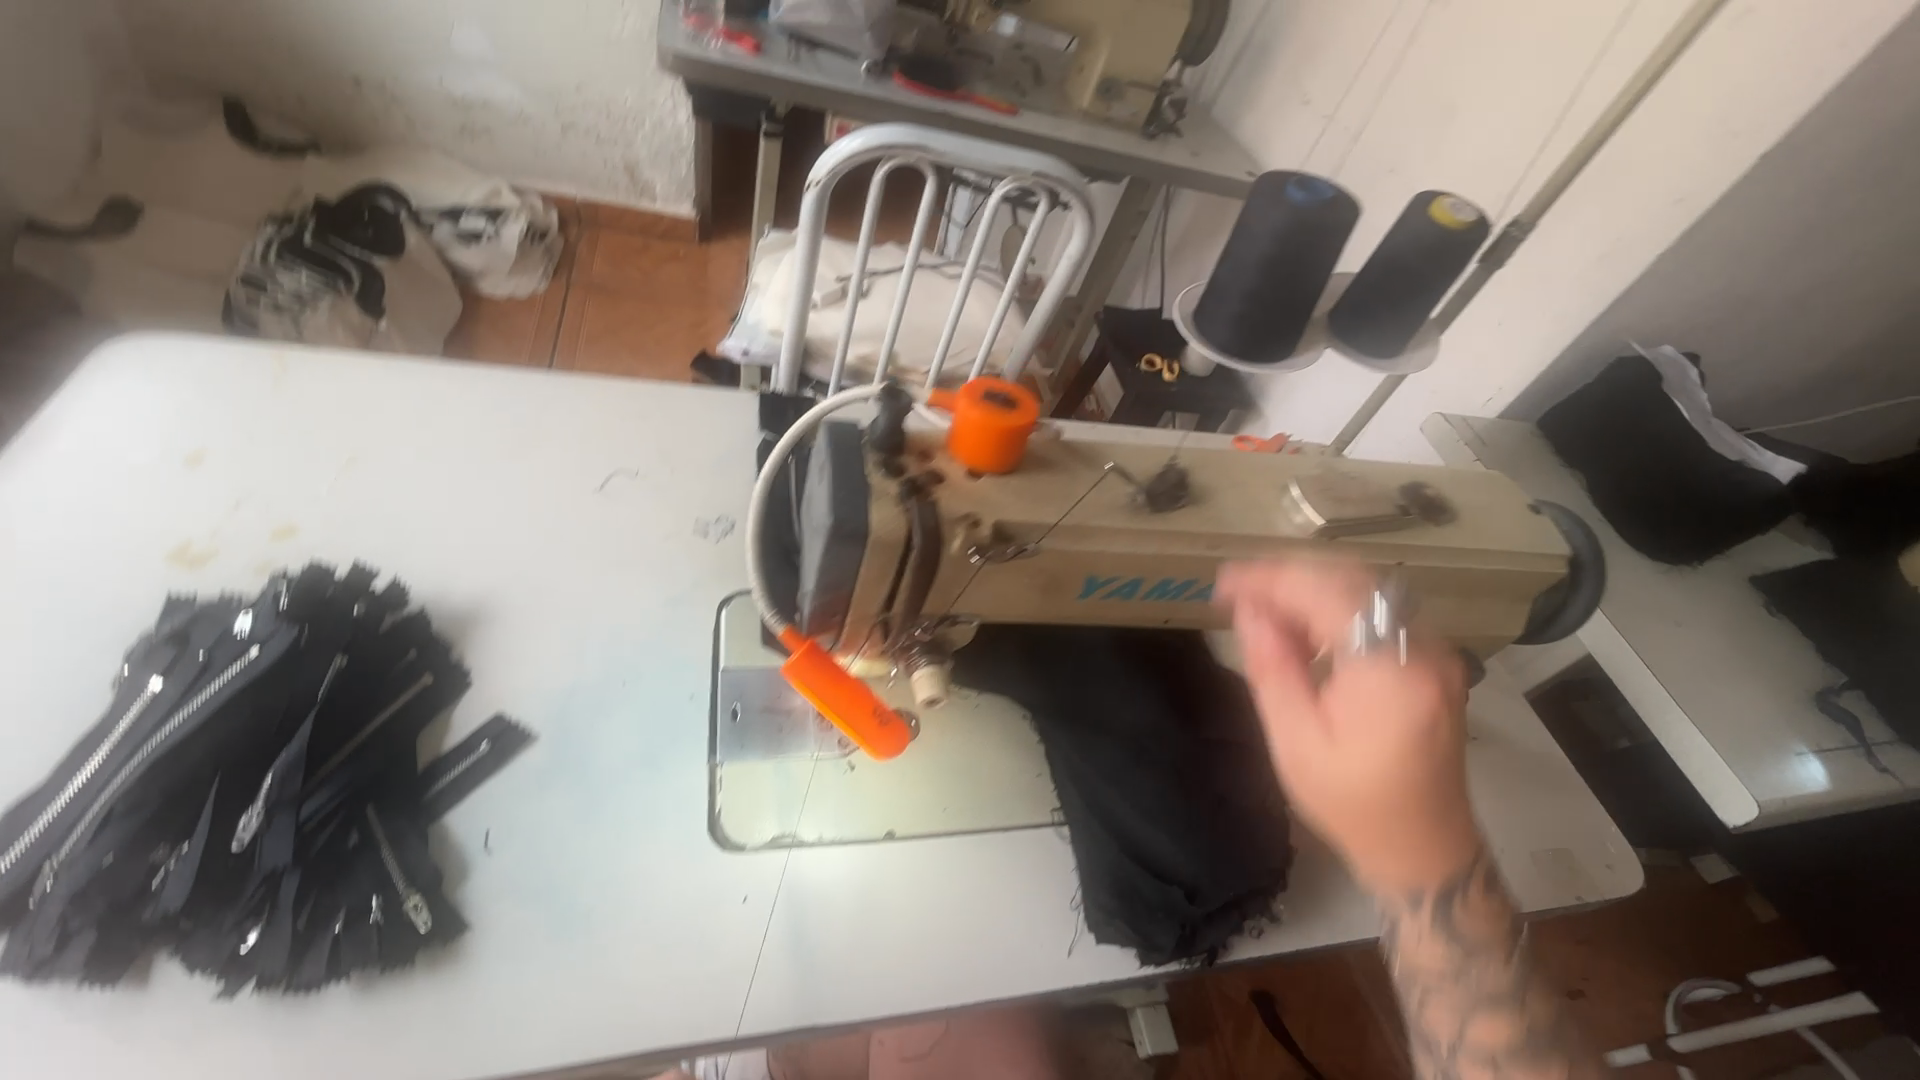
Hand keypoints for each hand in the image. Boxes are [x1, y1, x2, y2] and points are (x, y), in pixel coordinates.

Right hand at [1219, 559, 1481, 893]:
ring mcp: (1436, 652)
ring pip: (1368, 589)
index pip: (1327, 594)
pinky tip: (1303, 627)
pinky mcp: (1434, 660)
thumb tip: (1248, 610)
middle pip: (1352, 580)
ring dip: (1311, 588)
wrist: (1423, 847)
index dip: (1271, 579)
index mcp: (1389, 673)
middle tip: (1237, 593)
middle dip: (1289, 577)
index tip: (1224, 583)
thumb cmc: (1351, 804)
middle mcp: (1424, 650)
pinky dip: (1336, 606)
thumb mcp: (1295, 742)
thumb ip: (1272, 668)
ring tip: (1262, 609)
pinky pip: (1381, 611)